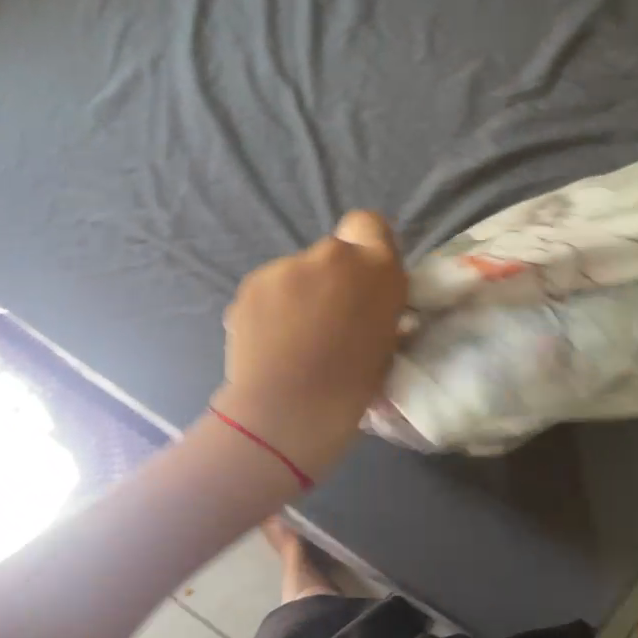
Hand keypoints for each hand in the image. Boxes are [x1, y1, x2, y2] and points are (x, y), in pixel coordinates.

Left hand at [213, 211, 408, 478]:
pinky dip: (270, 312)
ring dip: (298, 297)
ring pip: (296, 274)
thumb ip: (377, 312)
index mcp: (379, 272)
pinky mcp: (252, 284)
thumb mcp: (385, 348)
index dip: (365, 248)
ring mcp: (288, 266)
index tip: (362, 282)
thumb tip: (366, 309)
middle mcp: (334, 256)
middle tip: (327, 324)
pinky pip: (268, 291)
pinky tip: (270, 346)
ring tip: (293, 344)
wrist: (287, 413)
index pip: (370, 225)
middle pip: (333, 254)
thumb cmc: (349, 392)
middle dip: (330, 281)